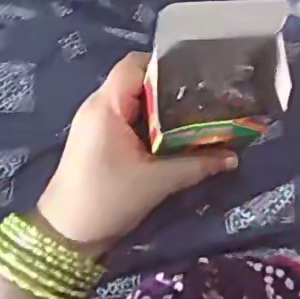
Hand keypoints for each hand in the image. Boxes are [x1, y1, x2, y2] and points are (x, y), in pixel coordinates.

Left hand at [38, 53, 236, 254]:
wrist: (66, 235)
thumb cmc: (108, 200)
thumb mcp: (157, 182)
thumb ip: (197, 165)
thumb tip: (233, 156)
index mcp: (107, 106)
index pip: (134, 64)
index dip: (164, 64)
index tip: (196, 76)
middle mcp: (98, 106)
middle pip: (136, 79)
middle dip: (169, 87)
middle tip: (203, 98)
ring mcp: (94, 122)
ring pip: (133, 100)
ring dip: (160, 107)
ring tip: (193, 115)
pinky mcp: (97, 138)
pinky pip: (126, 117)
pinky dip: (148, 121)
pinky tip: (172, 134)